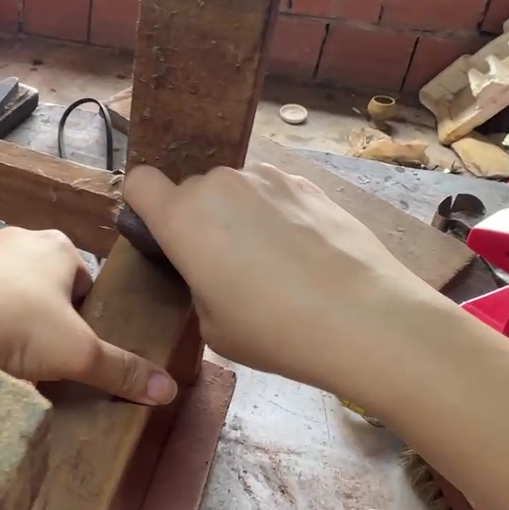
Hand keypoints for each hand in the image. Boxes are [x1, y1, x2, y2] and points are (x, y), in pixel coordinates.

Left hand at [0, 227, 177, 405]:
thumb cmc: (21, 327)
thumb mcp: (80, 353)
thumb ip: (124, 370)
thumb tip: (169, 390)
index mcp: (58, 246)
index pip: (86, 282)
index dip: (88, 318)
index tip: (80, 349)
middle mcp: (21, 240)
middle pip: (50, 287)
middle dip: (53, 321)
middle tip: (51, 358)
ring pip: (14, 293)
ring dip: (19, 322)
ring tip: (18, 360)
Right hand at [124, 163, 455, 398]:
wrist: (370, 320)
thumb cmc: (276, 331)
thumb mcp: (211, 325)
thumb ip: (194, 282)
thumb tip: (208, 266)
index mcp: (181, 217)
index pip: (139, 181)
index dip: (144, 205)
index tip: (162, 236)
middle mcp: (218, 185)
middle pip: (191, 191)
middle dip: (199, 220)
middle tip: (225, 267)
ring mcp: (266, 178)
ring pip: (234, 192)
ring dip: (240, 217)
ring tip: (275, 264)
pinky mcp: (306, 183)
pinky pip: (272, 194)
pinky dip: (277, 216)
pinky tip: (305, 256)